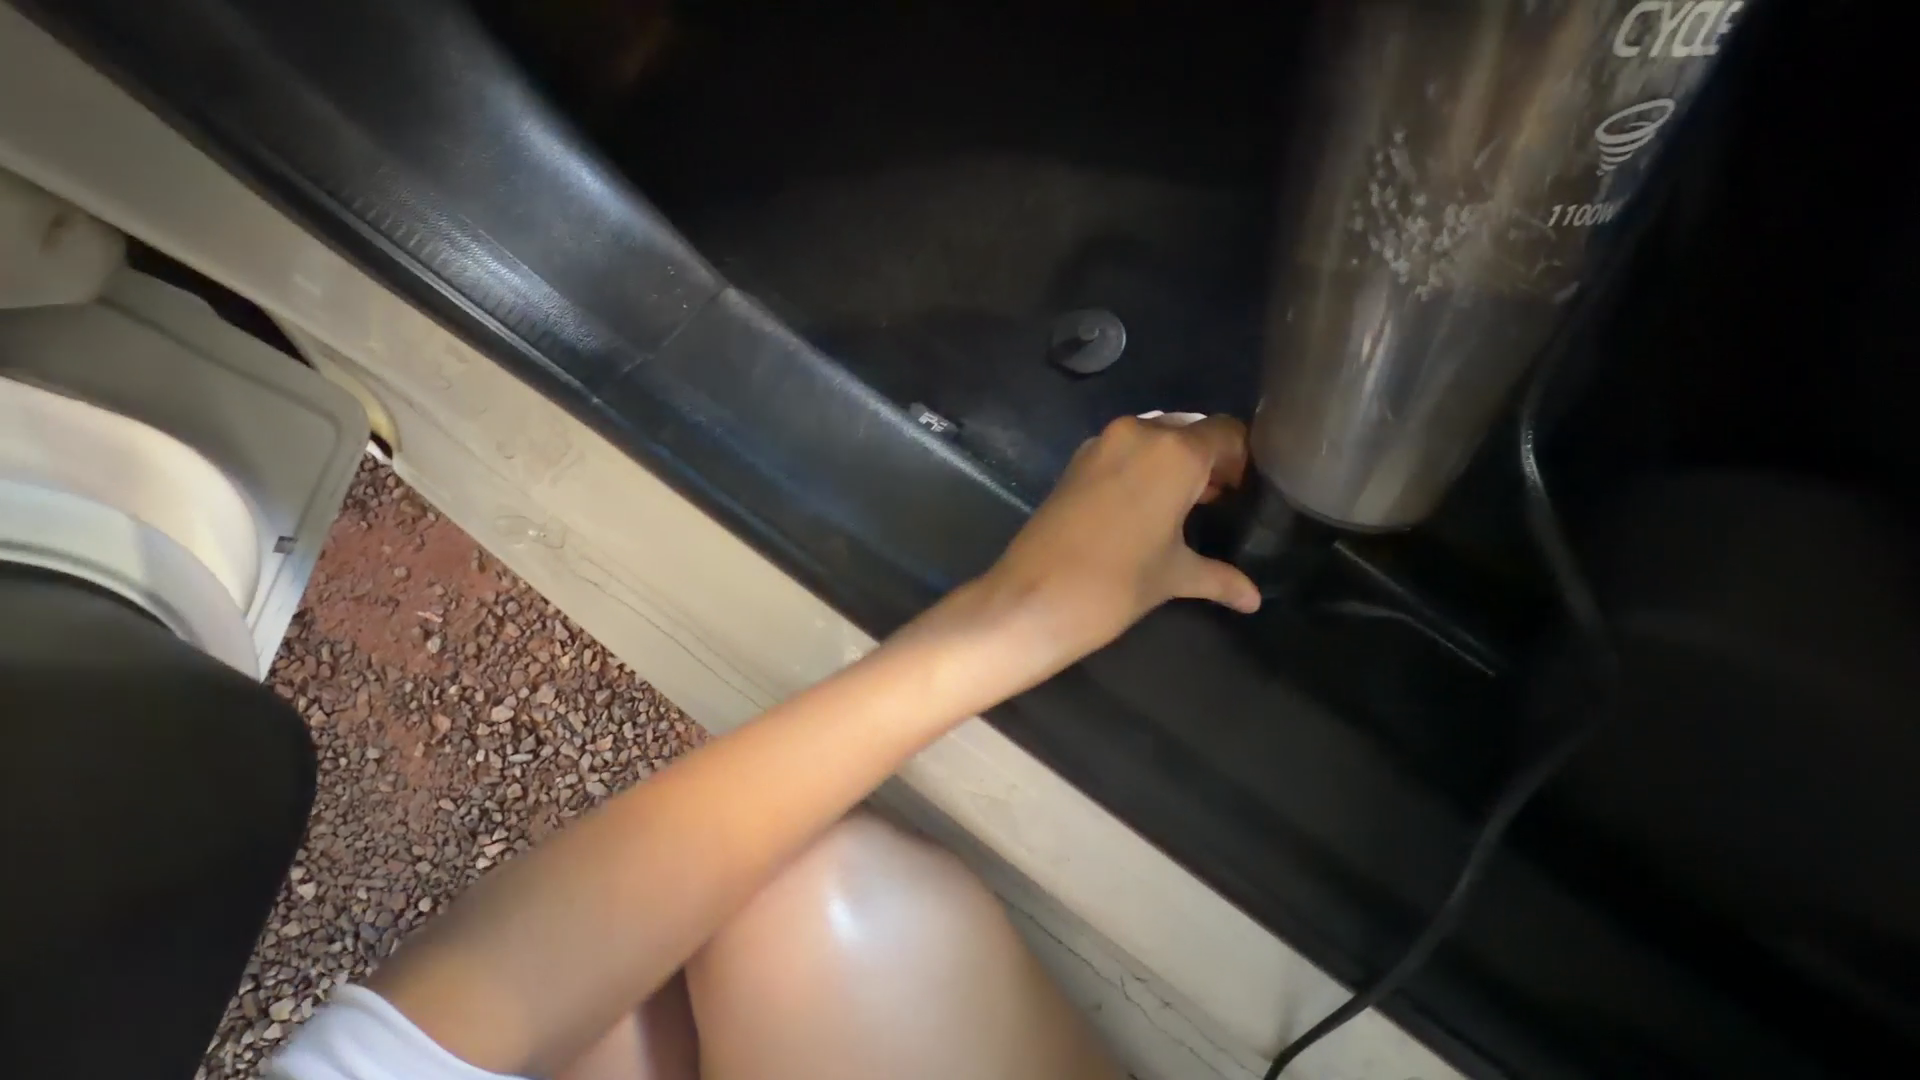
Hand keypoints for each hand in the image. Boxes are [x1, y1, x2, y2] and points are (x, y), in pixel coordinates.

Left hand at [976, 413, 1261, 660]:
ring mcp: (1101, 444)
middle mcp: (1138, 433)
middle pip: (1189, 431)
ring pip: (1154, 438)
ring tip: (1184, 507)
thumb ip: (1220, 578)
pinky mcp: (1075, 461)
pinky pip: (1123, 451)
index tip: (1246, 492)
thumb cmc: (1116, 584)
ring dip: (1173, 463)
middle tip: (1220, 500)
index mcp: (1173, 452)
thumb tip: (1252, 598)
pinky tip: (1146, 507)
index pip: (1226, 433)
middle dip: (1208, 461)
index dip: (1243, 460)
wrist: (1033, 598)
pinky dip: (1141, 468)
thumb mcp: (1174, 577)